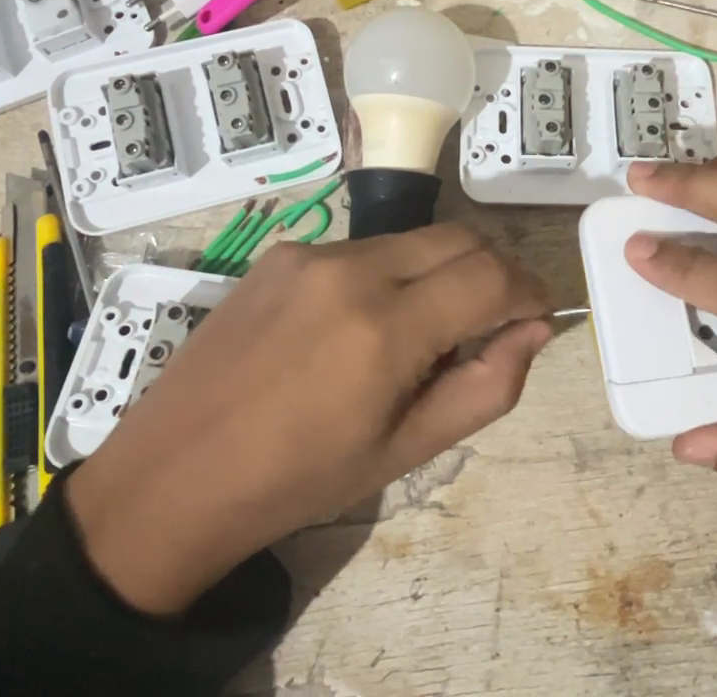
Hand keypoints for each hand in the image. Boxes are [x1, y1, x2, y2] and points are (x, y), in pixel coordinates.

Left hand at [67, 225, 554, 612]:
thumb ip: (486, 386)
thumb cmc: (299, 480)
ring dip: (442, 271)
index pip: (492, 276)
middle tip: (496, 319)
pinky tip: (364, 324)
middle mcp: (351, 269)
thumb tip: (535, 330)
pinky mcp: (280, 252)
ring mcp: (310, 253)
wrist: (175, 474)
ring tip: (424, 331)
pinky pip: (364, 248)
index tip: (540, 313)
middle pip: (460, 237)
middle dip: (496, 270)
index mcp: (385, 328)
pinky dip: (392, 273)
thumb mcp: (407, 450)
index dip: (531, 290)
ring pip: (413, 239)